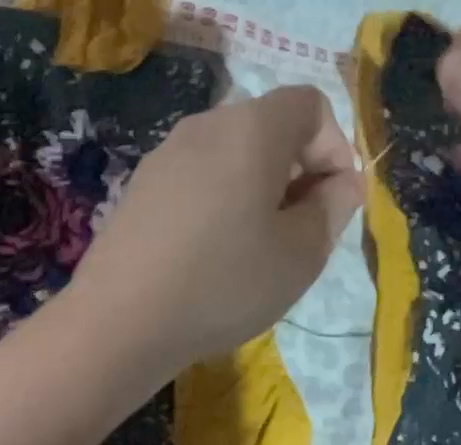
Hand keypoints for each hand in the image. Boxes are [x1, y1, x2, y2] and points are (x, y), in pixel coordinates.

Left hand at [64, 85, 362, 370]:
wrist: (120, 323)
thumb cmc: (223, 286)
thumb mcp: (300, 257)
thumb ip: (331, 211)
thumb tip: (339, 185)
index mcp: (252, 128)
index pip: (311, 105)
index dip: (334, 149)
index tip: (332, 206)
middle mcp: (203, 127)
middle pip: (266, 130)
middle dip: (293, 174)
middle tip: (296, 235)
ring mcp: (162, 159)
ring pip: (226, 161)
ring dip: (252, 196)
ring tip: (251, 255)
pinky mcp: (136, 193)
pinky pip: (192, 186)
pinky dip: (214, 210)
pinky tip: (207, 263)